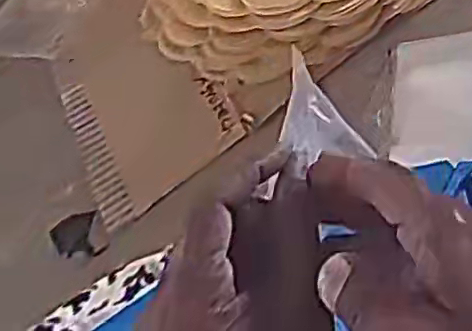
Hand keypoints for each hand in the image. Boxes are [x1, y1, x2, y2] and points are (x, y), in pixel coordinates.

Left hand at [143, 150, 321, 330]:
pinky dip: (245, 267)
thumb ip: (292, 229)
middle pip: (212, 226)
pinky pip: (208, 283)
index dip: (252, 170)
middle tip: (306, 199)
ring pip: (213, 255)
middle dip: (262, 205)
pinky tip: (278, 277)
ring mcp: (167, 321)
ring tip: (300, 238)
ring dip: (257, 237)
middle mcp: (165, 300)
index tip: (291, 156)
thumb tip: (296, 172)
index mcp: (189, 286)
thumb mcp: (292, 297)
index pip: (212, 202)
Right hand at [309, 155, 471, 330]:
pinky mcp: (455, 262)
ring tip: (312, 220)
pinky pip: (407, 238)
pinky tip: (346, 258)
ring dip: (358, 214)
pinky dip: (374, 240)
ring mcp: (454, 239)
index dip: (349, 172)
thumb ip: (367, 298)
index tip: (312, 166)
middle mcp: (449, 220)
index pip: (390, 183)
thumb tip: (330, 267)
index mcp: (441, 223)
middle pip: (393, 192)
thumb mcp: (406, 326)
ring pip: (398, 214)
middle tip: (302, 189)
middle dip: (348, 189)